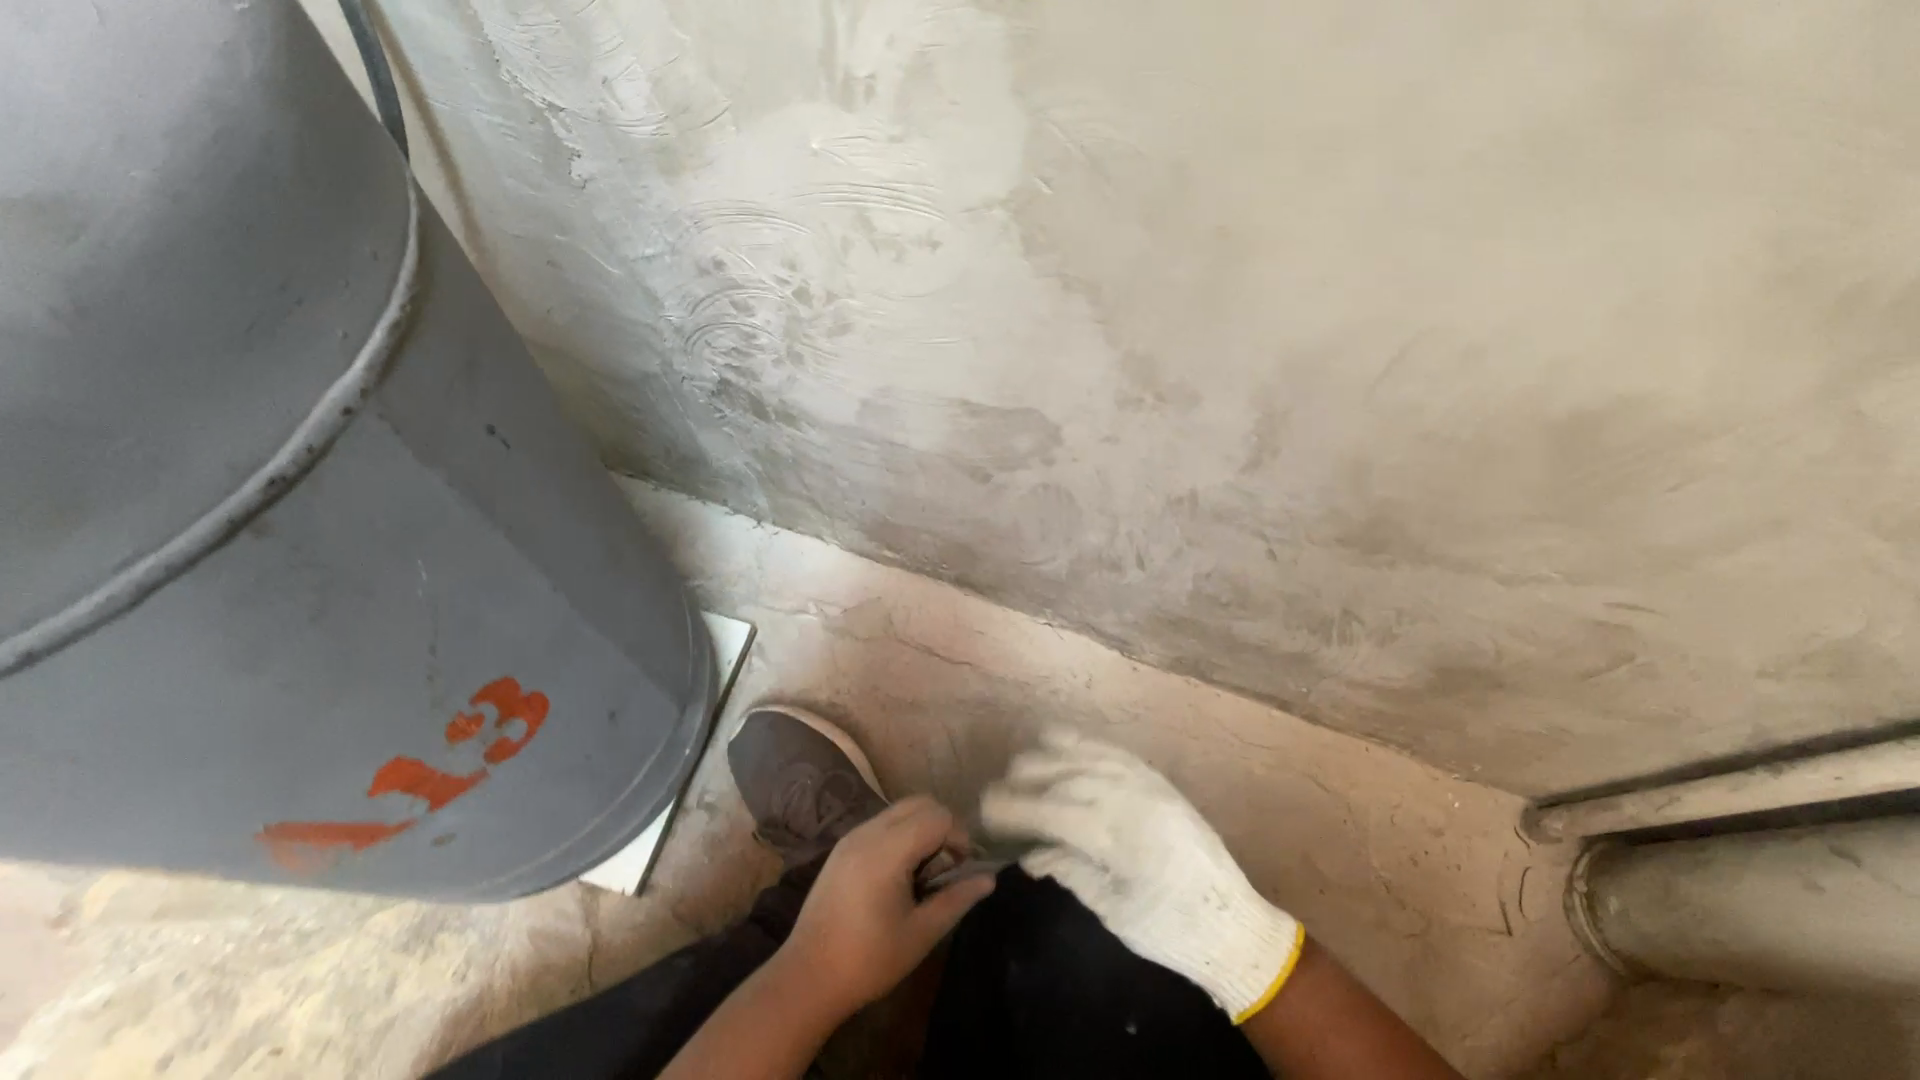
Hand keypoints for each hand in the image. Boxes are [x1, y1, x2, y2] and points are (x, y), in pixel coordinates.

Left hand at [773, 796, 995, 1016]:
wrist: (807, 977)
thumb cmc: (868, 960)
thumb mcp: (921, 933)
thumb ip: (957, 899)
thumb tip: (989, 879)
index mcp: (887, 850)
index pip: (938, 815)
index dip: (959, 837)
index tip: (959, 870)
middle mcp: (867, 833)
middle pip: (920, 803)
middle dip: (943, 827)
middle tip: (946, 867)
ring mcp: (850, 838)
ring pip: (899, 811)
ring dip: (921, 830)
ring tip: (924, 874)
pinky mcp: (841, 849)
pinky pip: (881, 825)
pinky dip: (901, 836)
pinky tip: (899, 876)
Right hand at [980, 728, 1304, 1022]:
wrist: (1232, 922)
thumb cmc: (1169, 930)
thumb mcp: (1112, 910)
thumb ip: (1070, 871)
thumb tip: (1031, 852)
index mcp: (1118, 838)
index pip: (1050, 810)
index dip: (1013, 807)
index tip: (984, 811)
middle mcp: (1131, 799)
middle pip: (1063, 775)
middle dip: (1023, 781)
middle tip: (996, 796)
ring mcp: (1147, 784)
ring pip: (1084, 756)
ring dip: (1047, 760)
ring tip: (1020, 771)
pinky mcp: (1158, 780)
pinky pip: (1111, 751)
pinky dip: (1080, 746)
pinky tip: (1059, 748)